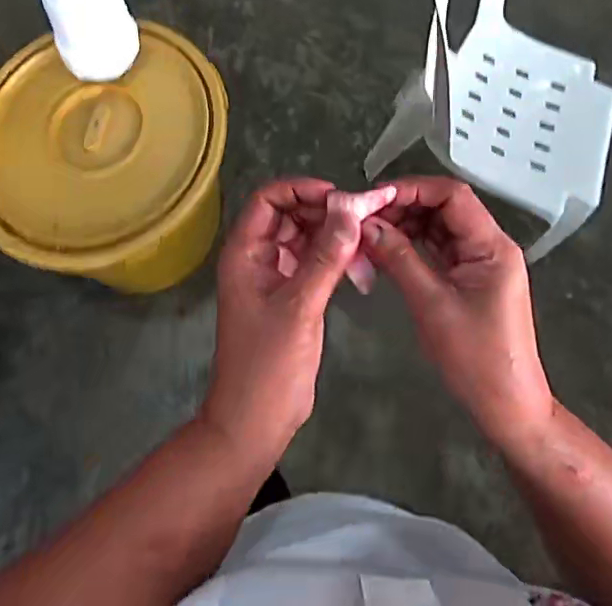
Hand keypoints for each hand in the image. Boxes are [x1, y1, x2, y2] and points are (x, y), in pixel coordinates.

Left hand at [199, 180, 388, 463]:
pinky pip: (311, 262)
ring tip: (366, 241)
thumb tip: (349, 209)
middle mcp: (257, 257)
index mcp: (245, 252)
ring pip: (303, 238)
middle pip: (289, 215)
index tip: (338, 196)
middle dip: (323, 212)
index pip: (268, 199)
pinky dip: (333, 259)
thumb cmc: (268, 364)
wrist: (255, 422)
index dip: (300, 189)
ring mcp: (273, 277)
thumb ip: (325, 257)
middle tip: (362, 218)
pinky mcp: (290, 296)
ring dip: (332, 236)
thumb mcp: (299, 306)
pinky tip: (359, 264)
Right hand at [365, 177, 556, 447]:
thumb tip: (365, 225)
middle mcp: (489, 245)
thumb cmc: (476, 359)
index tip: (374, 199)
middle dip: (402, 206)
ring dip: (403, 225)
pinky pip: (436, 248)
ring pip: (437, 226)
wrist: (508, 407)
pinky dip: (410, 245)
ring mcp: (479, 261)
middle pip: (443, 206)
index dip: (412, 189)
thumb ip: (399, 258)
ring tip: (367, 233)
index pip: (452, 196)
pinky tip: (382, 249)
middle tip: (363, 217)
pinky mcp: (468, 277)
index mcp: (492, 246)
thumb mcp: (432, 305)